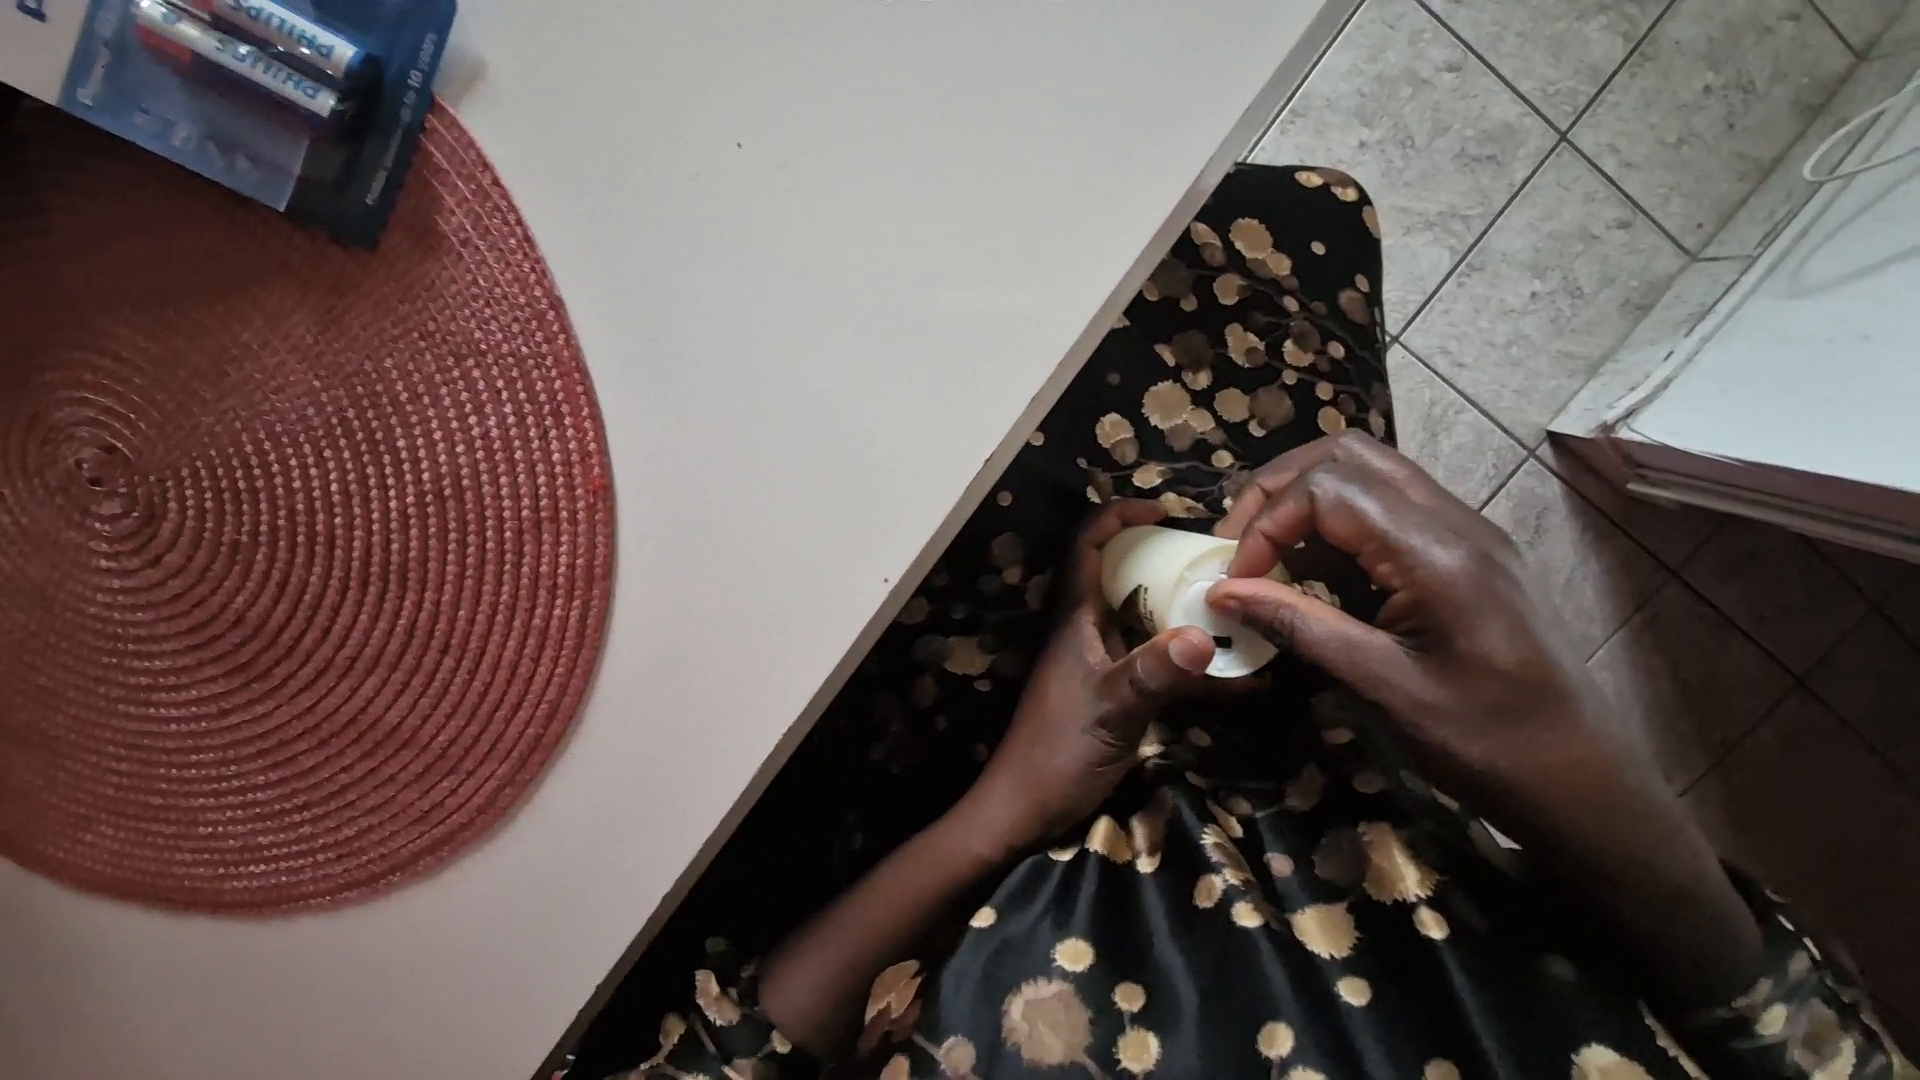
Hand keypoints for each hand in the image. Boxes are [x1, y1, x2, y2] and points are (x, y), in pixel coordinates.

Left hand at [952, 499, 1215, 861]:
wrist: (1027, 809)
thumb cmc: (1057, 752)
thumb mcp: (1110, 710)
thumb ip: (1151, 675)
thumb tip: (1200, 636)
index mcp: (1074, 619)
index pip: (1087, 547)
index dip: (1118, 517)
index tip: (1164, 510)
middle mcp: (1086, 631)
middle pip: (1121, 576)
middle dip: (1163, 560)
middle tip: (1212, 562)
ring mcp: (1099, 662)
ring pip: (1141, 620)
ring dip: (1181, 611)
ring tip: (1233, 608)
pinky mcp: (1113, 693)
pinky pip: (1156, 664)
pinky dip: (1190, 666)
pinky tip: (1235, 680)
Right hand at [1206, 431, 1619, 812]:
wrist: (1582, 780)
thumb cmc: (1487, 744)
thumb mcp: (1384, 689)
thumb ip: (1301, 628)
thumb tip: (1221, 593)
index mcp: (1440, 555)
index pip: (1328, 489)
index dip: (1267, 524)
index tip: (1237, 580)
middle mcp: (1456, 522)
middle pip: (1345, 454)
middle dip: (1276, 490)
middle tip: (1236, 545)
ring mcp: (1465, 530)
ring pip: (1366, 467)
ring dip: (1301, 496)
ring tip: (1263, 548)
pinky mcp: (1464, 549)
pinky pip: (1385, 502)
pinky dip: (1332, 518)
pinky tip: (1310, 565)